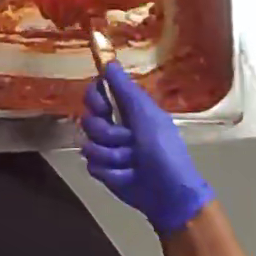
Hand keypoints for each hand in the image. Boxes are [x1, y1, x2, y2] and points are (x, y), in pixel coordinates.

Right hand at [79, 62, 213, 232]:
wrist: (167, 192)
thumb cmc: (163, 150)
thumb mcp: (146, 116)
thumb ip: (125, 90)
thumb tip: (109, 63)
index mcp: (127, 110)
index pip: (96, 94)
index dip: (95, 100)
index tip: (103, 108)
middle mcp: (114, 127)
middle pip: (88, 120)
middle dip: (107, 133)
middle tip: (127, 140)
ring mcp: (106, 150)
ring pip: (88, 145)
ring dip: (112, 155)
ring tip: (132, 162)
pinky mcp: (102, 171)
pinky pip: (91, 165)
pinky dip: (110, 172)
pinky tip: (126, 175)